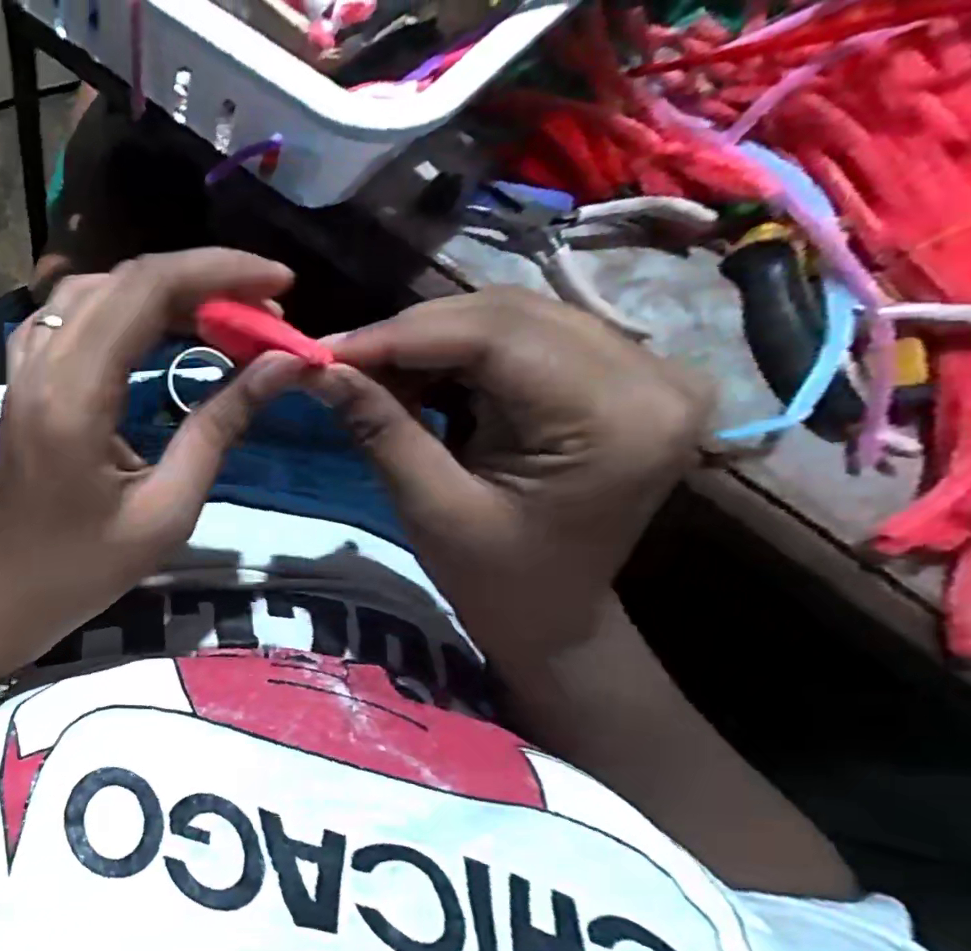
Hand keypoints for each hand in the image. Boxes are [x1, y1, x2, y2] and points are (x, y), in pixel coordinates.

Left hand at [0, 249, 306, 674]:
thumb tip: (284, 364)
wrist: (16, 591)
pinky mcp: (22, 382)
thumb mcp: (169, 509)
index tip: (279, 282)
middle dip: (202, 280)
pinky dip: (117, 305)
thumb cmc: (91, 566)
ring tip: (217, 315)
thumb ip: (221, 427)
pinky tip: (149, 325)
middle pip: (123, 281)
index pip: (145, 291)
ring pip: (92, 290)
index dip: (219, 272)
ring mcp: (23, 370)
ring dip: (159, 290)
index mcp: (74, 398)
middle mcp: (41, 367)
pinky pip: (67, 316)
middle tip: (262, 307)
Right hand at [308, 288, 711, 663]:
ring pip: (514, 316)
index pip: (499, 337)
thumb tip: (318, 369)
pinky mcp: (622, 374)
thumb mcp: (431, 509)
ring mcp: (645, 370)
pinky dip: (459, 350)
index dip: (403, 335)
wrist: (553, 615)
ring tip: (372, 370)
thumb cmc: (495, 580)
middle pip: (510, 315)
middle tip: (341, 360)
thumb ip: (380, 429)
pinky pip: (526, 335)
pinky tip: (418, 375)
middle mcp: (651, 377)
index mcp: (616, 421)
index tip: (328, 350)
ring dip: (433, 337)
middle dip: (412, 333)